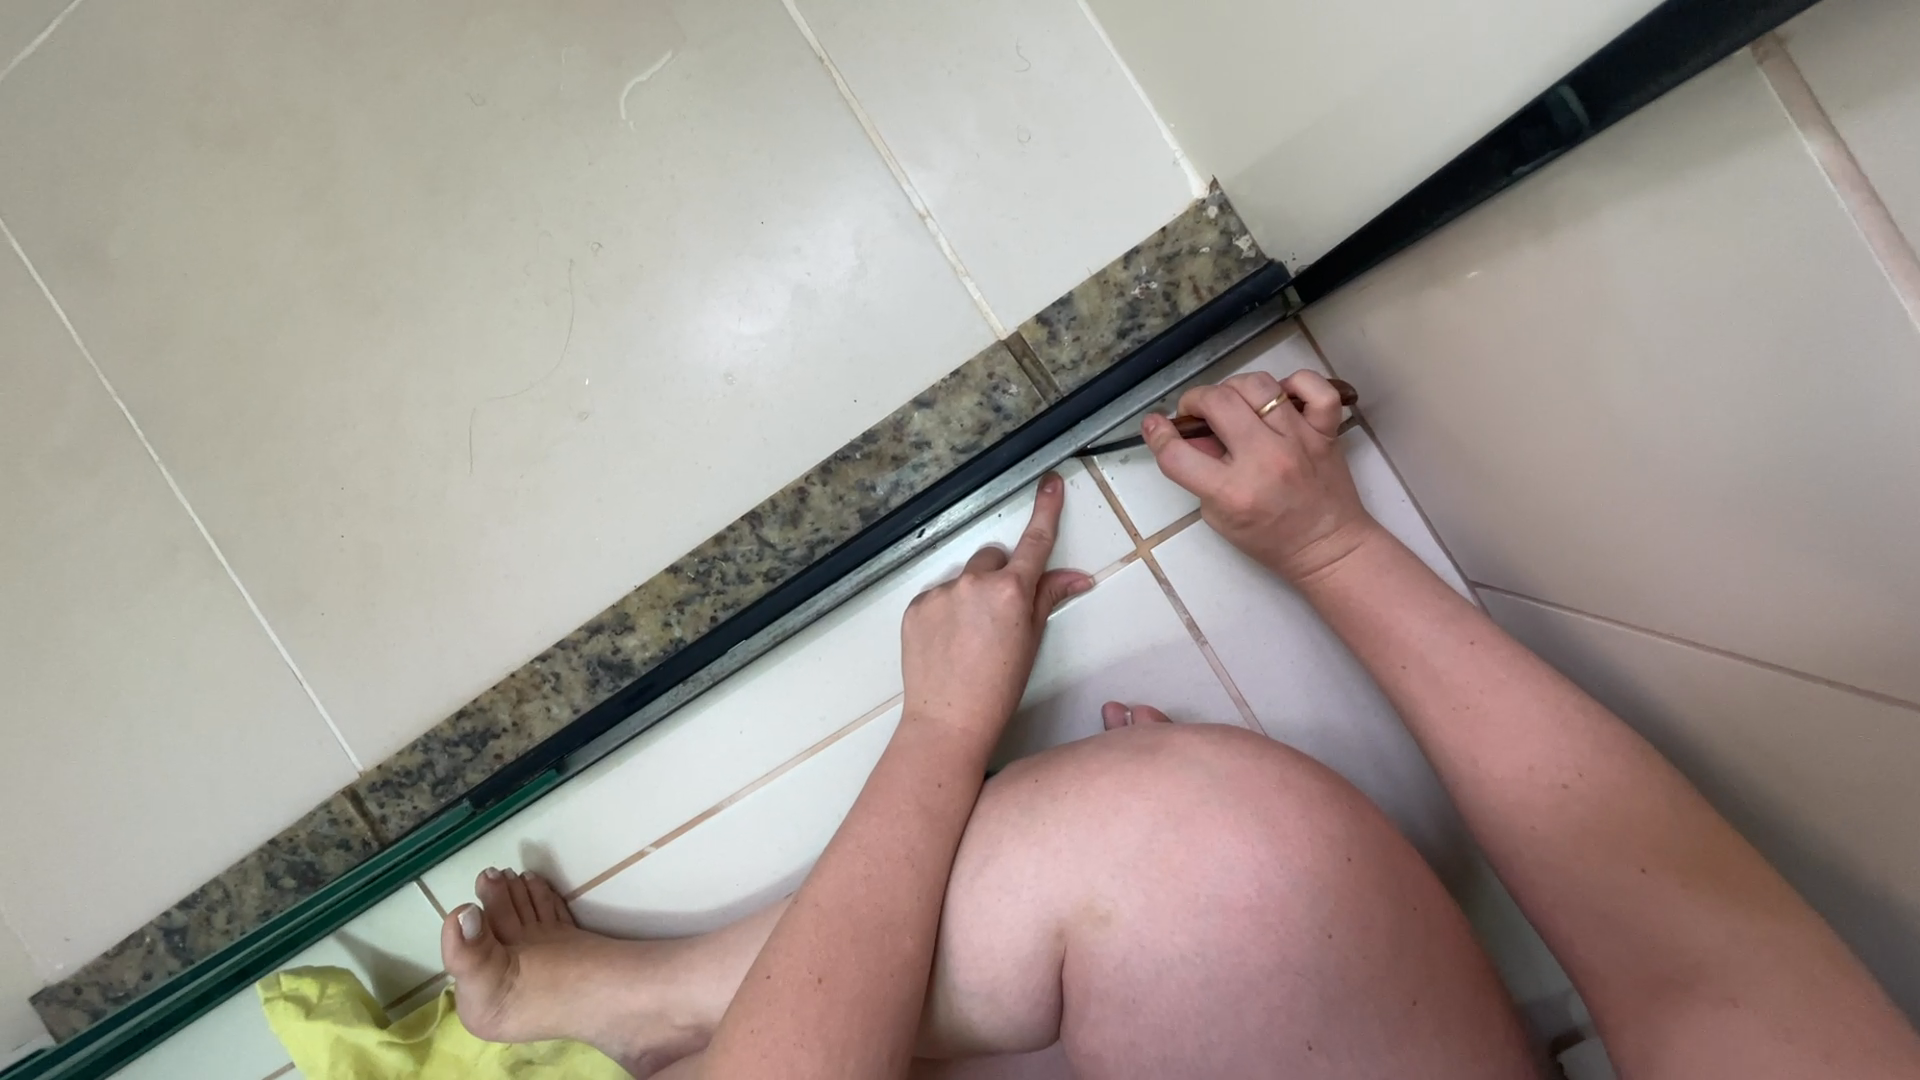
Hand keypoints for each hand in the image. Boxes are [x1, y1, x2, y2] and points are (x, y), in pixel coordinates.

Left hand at [901, 473, 1091, 741]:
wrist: (948, 720)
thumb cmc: (998, 688)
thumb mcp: (1032, 641)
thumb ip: (1048, 598)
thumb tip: (1077, 577)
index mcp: (1010, 591)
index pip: (1035, 542)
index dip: (1046, 509)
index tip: (1049, 482)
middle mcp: (974, 583)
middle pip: (993, 558)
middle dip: (1000, 576)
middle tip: (1000, 616)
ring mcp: (941, 592)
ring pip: (964, 577)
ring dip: (970, 594)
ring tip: (969, 636)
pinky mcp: (916, 605)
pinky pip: (938, 595)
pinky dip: (945, 609)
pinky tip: (947, 641)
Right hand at [1145, 369, 1379, 583]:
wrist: (1326, 547)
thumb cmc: (1267, 538)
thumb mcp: (1218, 516)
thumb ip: (1200, 474)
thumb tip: (1192, 435)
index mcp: (1232, 491)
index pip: (1177, 453)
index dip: (1157, 434)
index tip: (1154, 426)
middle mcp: (1264, 459)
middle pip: (1217, 402)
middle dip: (1195, 400)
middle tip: (1197, 414)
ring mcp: (1299, 440)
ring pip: (1258, 386)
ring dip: (1234, 388)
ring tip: (1233, 403)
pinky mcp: (1326, 431)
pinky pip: (1315, 387)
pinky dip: (1295, 383)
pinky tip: (1280, 397)